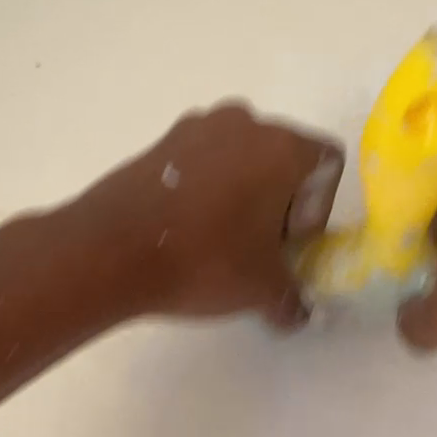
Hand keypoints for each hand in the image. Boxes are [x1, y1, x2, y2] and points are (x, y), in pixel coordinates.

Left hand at [73, 102, 343, 328]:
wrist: (109, 250)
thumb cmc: (204, 259)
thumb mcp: (262, 289)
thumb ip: (292, 298)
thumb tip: (299, 313)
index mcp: (282, 146)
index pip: (327, 165)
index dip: (316, 209)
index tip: (286, 242)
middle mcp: (244, 123)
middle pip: (283, 159)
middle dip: (280, 202)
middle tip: (257, 246)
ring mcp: (197, 127)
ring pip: (241, 159)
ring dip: (242, 194)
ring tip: (219, 240)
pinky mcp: (160, 141)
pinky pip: (202, 162)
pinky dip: (206, 190)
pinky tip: (187, 230)